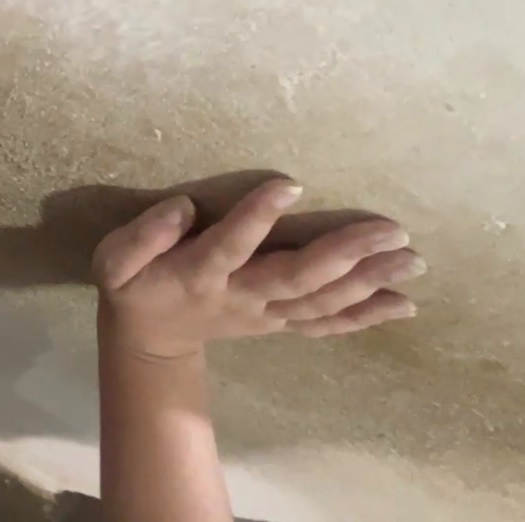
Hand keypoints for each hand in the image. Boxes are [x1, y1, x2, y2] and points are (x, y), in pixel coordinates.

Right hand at [93, 179, 420, 361]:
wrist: (147, 340)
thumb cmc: (131, 286)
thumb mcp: (114, 259)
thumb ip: (144, 235)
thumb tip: (183, 207)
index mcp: (197, 275)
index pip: (230, 244)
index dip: (257, 216)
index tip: (291, 184)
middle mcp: (238, 296)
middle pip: (296, 278)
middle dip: (345, 254)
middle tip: (392, 231)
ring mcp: (263, 315)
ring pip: (320, 302)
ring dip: (367, 283)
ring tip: (410, 261)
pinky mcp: (277, 323)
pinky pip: (325, 325)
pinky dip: (365, 317)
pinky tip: (403, 305)